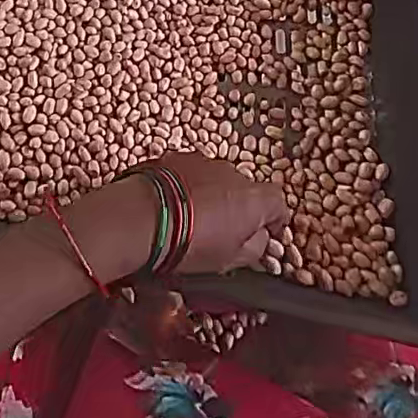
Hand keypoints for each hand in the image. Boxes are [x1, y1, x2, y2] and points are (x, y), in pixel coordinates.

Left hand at [151, 152, 288, 273]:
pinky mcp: (173, 157)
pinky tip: (172, 204)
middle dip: (237, 206)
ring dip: (210, 194)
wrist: (140, 215)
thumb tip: (258, 238)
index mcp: (252, 198)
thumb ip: (254, 247)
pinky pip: (188, 172)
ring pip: (215, 178)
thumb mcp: (230, 260)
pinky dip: (186, 185)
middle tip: (222, 231)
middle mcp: (230, 172)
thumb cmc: (187, 243)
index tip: (267, 231)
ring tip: (192, 219)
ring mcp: (200, 161)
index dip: (274, 218)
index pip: (277, 201)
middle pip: (244, 188)